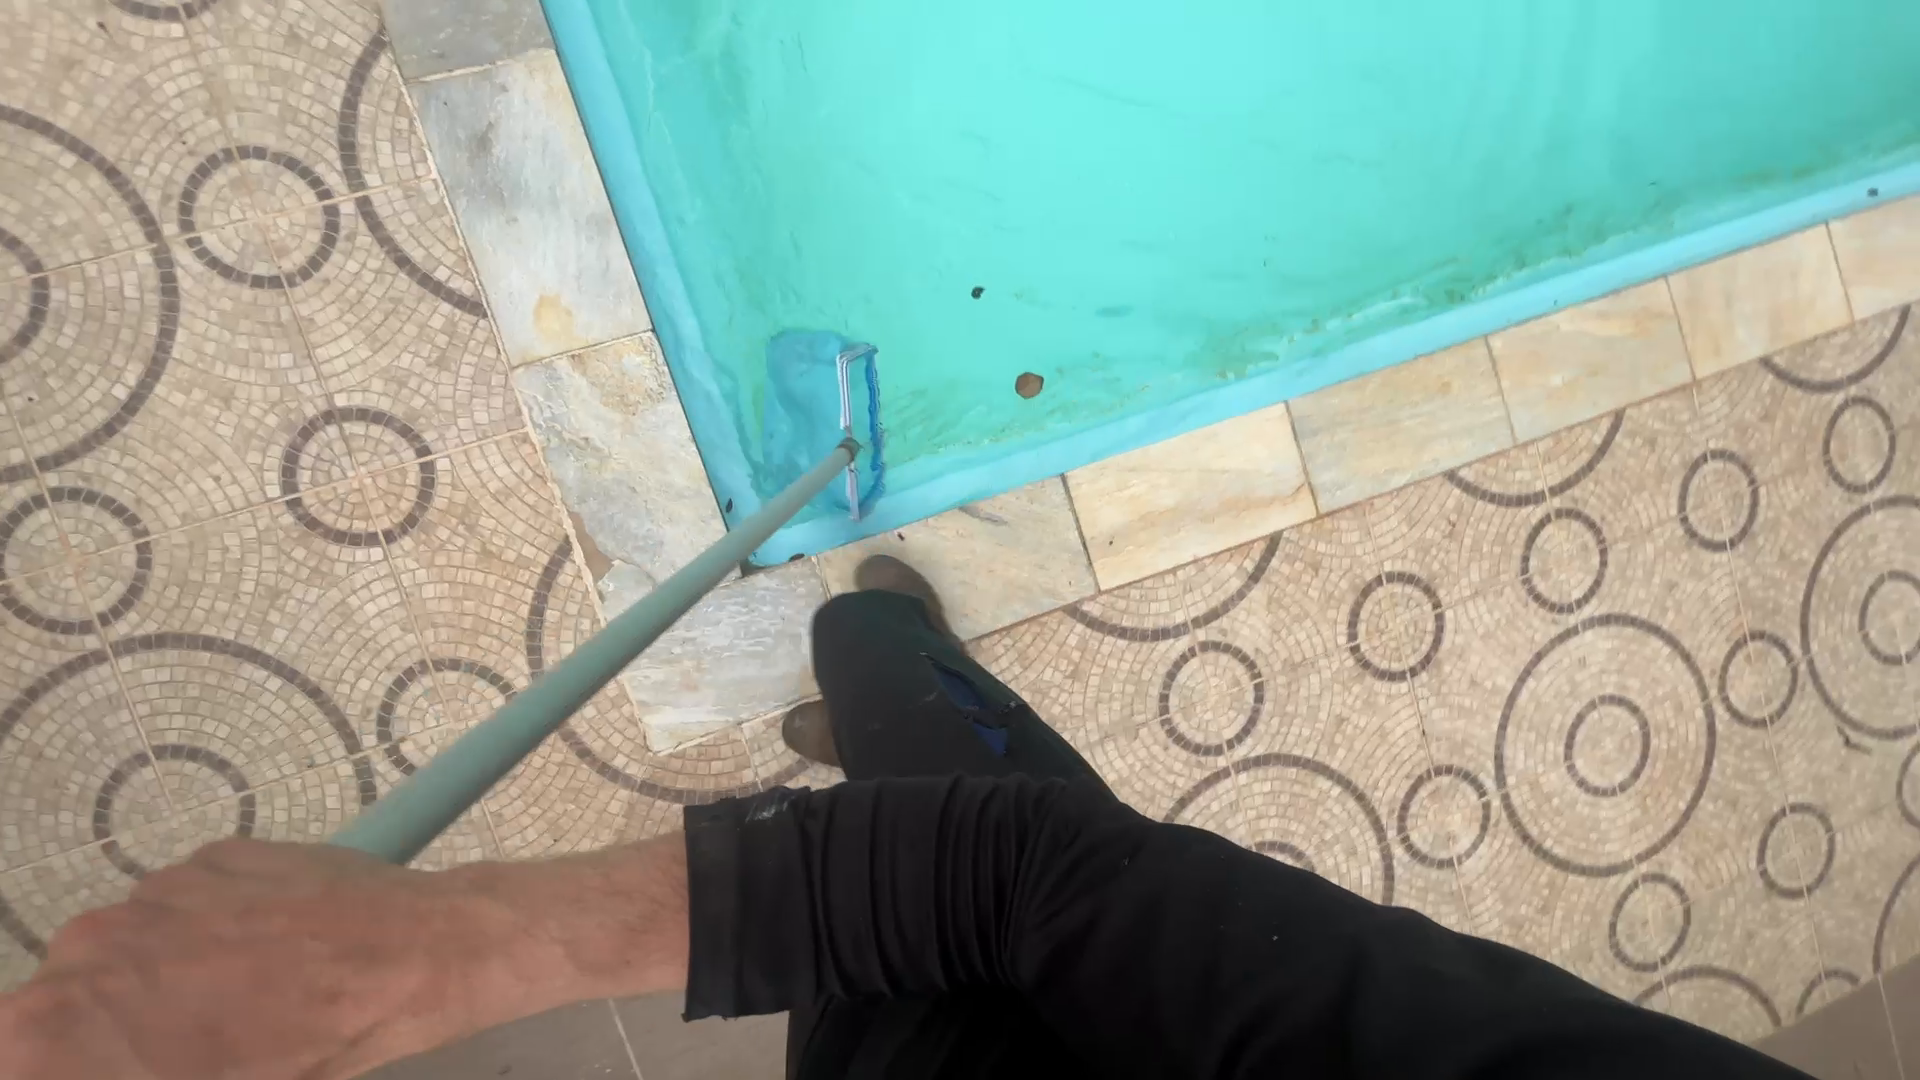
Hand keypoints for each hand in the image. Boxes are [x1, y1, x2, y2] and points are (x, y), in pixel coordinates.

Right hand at [0, 839, 581, 1079]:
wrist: (421, 953)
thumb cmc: (314, 1047)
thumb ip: (118, 1067)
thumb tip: (93, 1053)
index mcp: (52, 1027)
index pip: (24, 1049)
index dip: (78, 1057)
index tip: (135, 1054)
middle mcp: (88, 945)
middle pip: (70, 993)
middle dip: (119, 1016)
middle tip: (192, 1027)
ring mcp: (162, 886)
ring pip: (137, 937)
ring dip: (171, 960)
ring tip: (248, 981)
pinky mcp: (228, 849)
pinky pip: (196, 891)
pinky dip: (221, 913)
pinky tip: (274, 934)